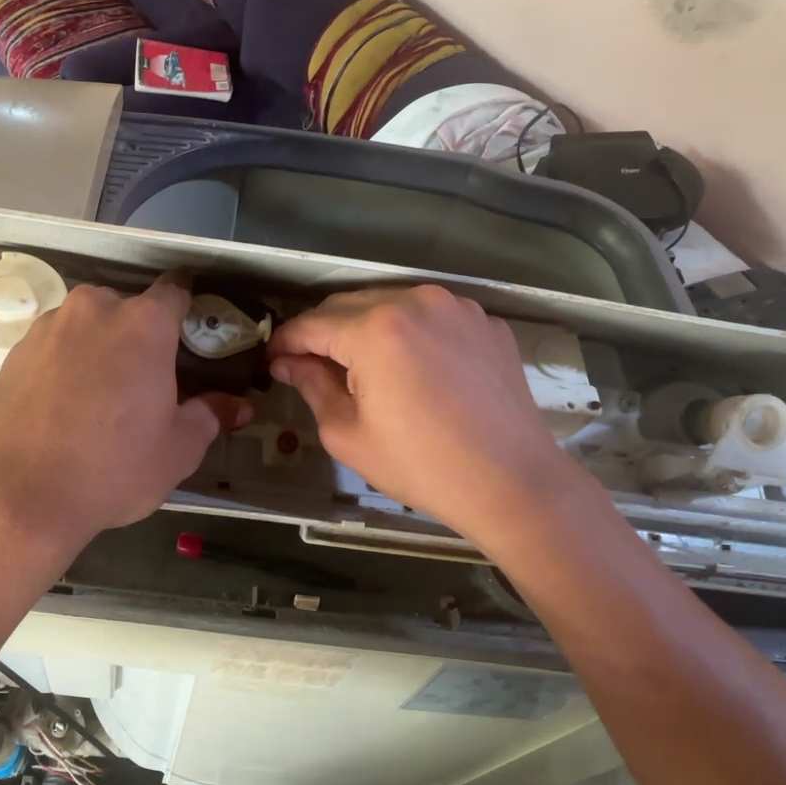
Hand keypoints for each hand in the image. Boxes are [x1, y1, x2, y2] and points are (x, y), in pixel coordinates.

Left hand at [0, 273, 253, 563]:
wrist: (17, 496)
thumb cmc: (112, 468)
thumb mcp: (177, 450)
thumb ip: (211, 416)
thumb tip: (238, 406)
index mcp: (143, 323)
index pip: (176, 290)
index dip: (189, 307)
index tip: (194, 331)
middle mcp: (93, 310)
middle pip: (128, 308)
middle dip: (141, 335)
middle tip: (148, 379)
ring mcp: (48, 327)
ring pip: (88, 326)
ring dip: (101, 347)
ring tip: (103, 397)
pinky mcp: (15, 352)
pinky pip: (55, 346)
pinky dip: (67, 364)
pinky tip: (66, 407)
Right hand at [267, 285, 594, 534]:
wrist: (513, 482)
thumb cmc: (421, 465)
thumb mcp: (348, 433)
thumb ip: (312, 386)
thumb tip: (288, 363)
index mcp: (375, 329)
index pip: (312, 324)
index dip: (285, 341)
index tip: (272, 359)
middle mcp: (416, 301)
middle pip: (349, 305)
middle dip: (324, 332)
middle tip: (310, 366)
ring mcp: (458, 308)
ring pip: (392, 304)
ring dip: (367, 328)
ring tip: (362, 367)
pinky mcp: (487, 323)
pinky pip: (432, 317)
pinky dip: (411, 334)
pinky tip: (413, 370)